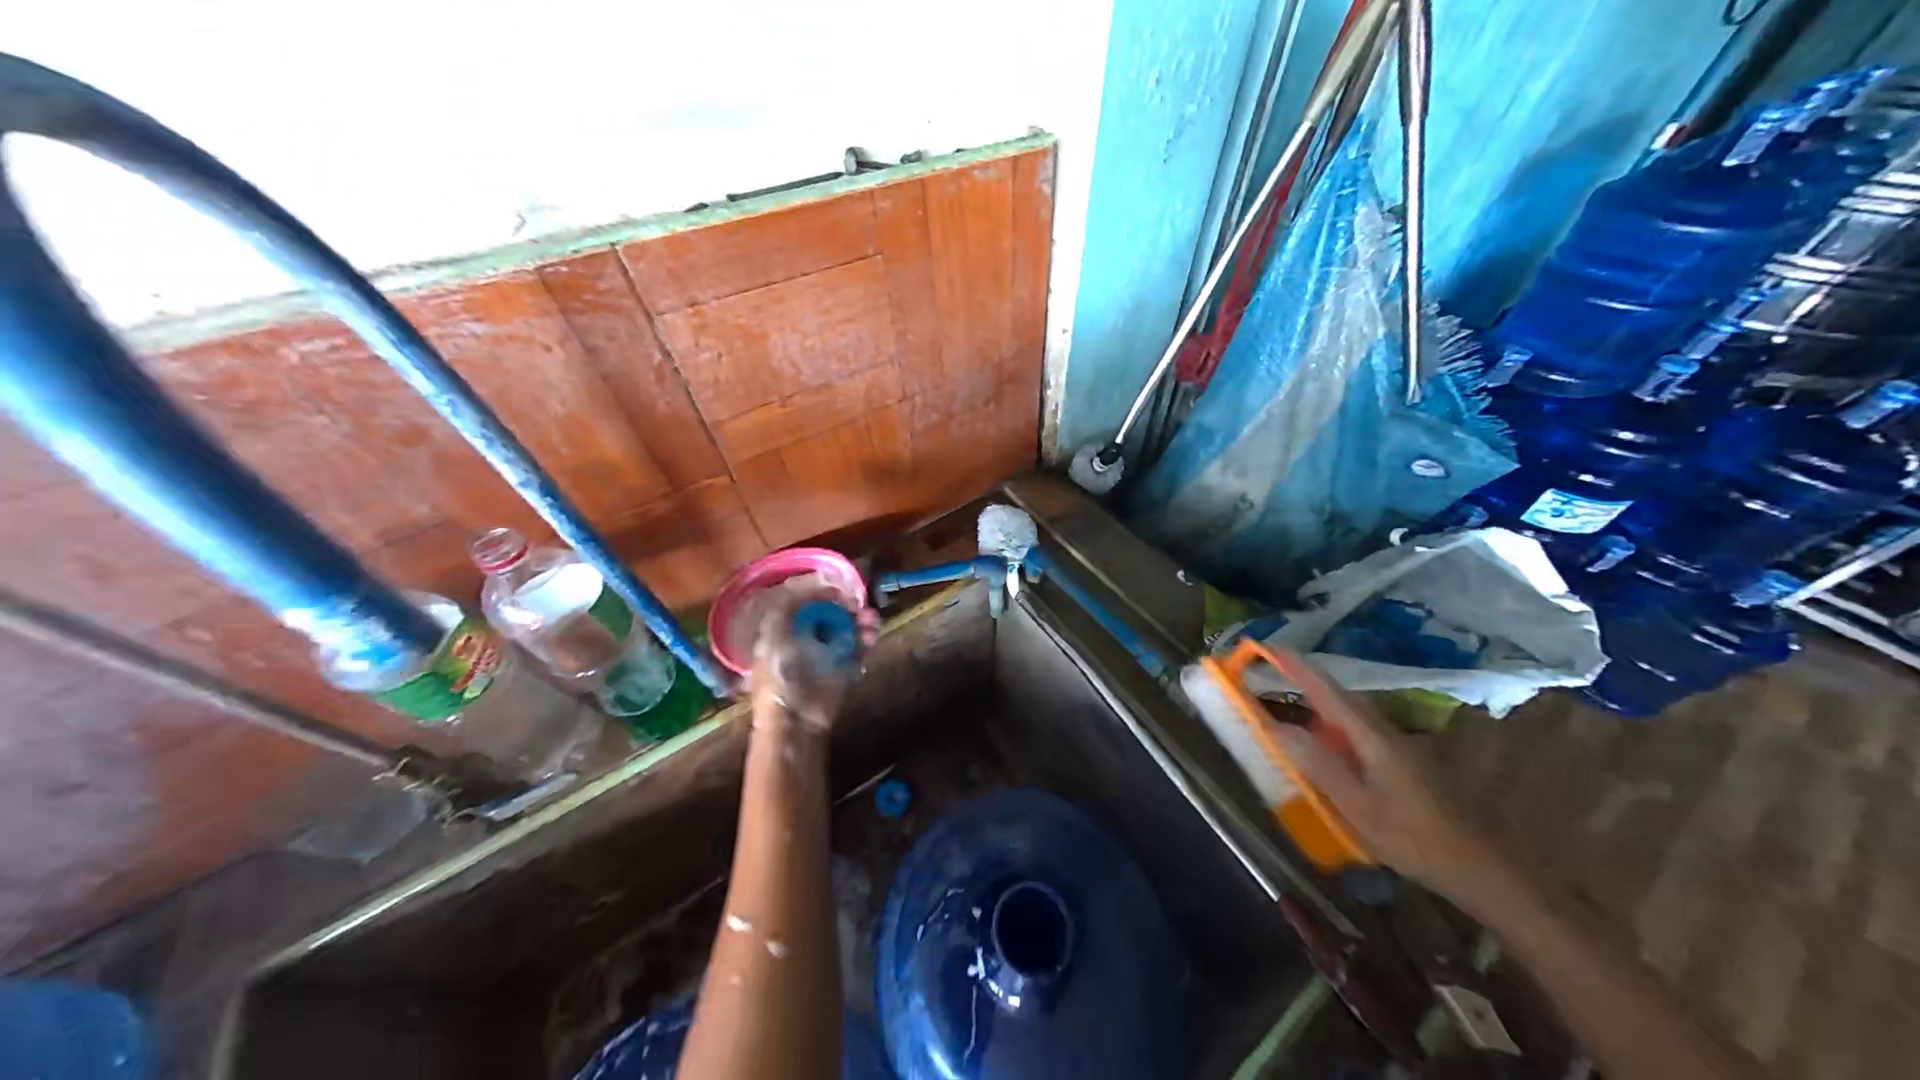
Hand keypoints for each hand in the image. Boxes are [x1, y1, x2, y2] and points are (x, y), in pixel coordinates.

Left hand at [749, 588, 878, 730]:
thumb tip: (809, 583)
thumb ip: (787, 605)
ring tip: (870, 618)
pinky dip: (869, 637)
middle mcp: (808, 637)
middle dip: (846, 604)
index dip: (821, 592)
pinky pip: (862, 646)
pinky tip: (871, 633)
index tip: (837, 586)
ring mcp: (829, 652)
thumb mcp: (774, 633)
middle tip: (856, 602)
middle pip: (832, 611)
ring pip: (850, 627)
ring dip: (861, 619)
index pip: (806, 602)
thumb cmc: (779, 674)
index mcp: (785, 628)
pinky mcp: (847, 667)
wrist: (797, 718)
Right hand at [1266, 650, 1493, 897]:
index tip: (1269, 648)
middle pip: (1342, 696)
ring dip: (1321, 702)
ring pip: (1352, 712)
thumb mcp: (1358, 808)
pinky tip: (1327, 744)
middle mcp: (1386, 732)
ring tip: (1292, 706)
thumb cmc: (1413, 839)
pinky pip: (1359, 729)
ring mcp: (1398, 746)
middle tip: (1274, 676)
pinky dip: (1334, 723)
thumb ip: (1319, 765)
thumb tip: (1277, 727)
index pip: (1328, 692)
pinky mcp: (1403, 761)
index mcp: (1373, 739)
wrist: (1477, 867)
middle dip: (1307, 680)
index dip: (1297, 668)